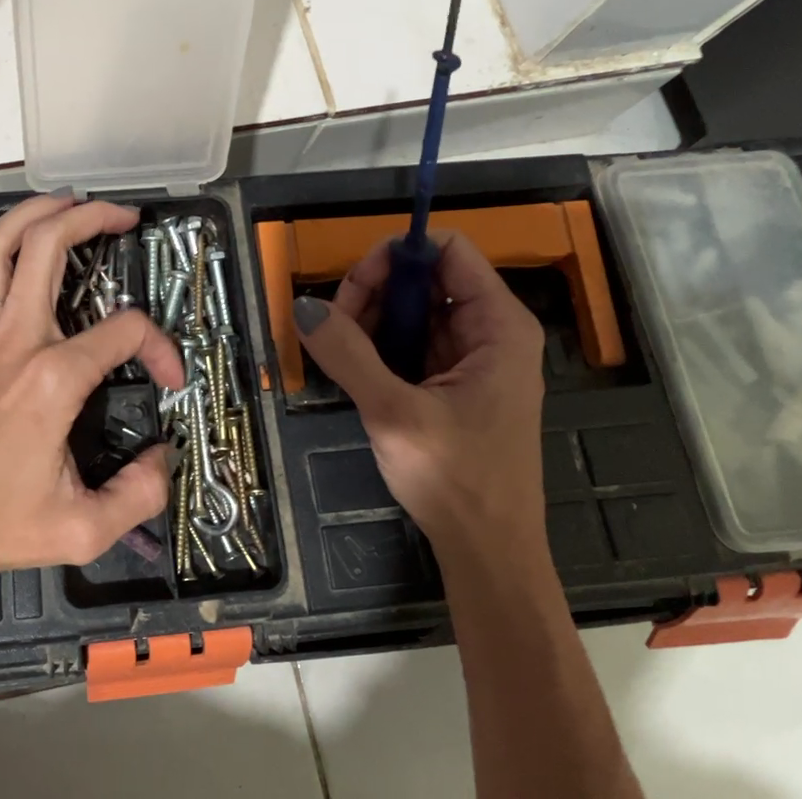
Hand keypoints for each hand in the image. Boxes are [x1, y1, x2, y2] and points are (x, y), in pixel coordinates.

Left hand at [0, 194, 184, 604]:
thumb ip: (142, 493)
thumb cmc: (0, 526)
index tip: (168, 377)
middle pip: (50, 251)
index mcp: (54, 379)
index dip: (159, 347)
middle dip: (92, 218)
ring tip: (62, 201)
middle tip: (123, 216)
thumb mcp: (86, 529)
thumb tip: (163, 456)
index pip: (124, 333)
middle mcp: (14, 343)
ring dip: (29, 215)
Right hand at [292, 229, 546, 557]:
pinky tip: (355, 369)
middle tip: (333, 327)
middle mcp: (492, 332)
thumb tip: (303, 306)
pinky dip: (381, 347)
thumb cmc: (454, 478)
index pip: (449, 250)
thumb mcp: (393, 412)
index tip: (352, 290)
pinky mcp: (456, 385)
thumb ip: (348, 354)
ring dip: (371, 321)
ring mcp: (474, 359)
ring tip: (338, 352)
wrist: (487, 551)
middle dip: (375, 292)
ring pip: (415, 311)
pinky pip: (414, 344)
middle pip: (426, 278)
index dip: (396, 256)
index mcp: (499, 326)